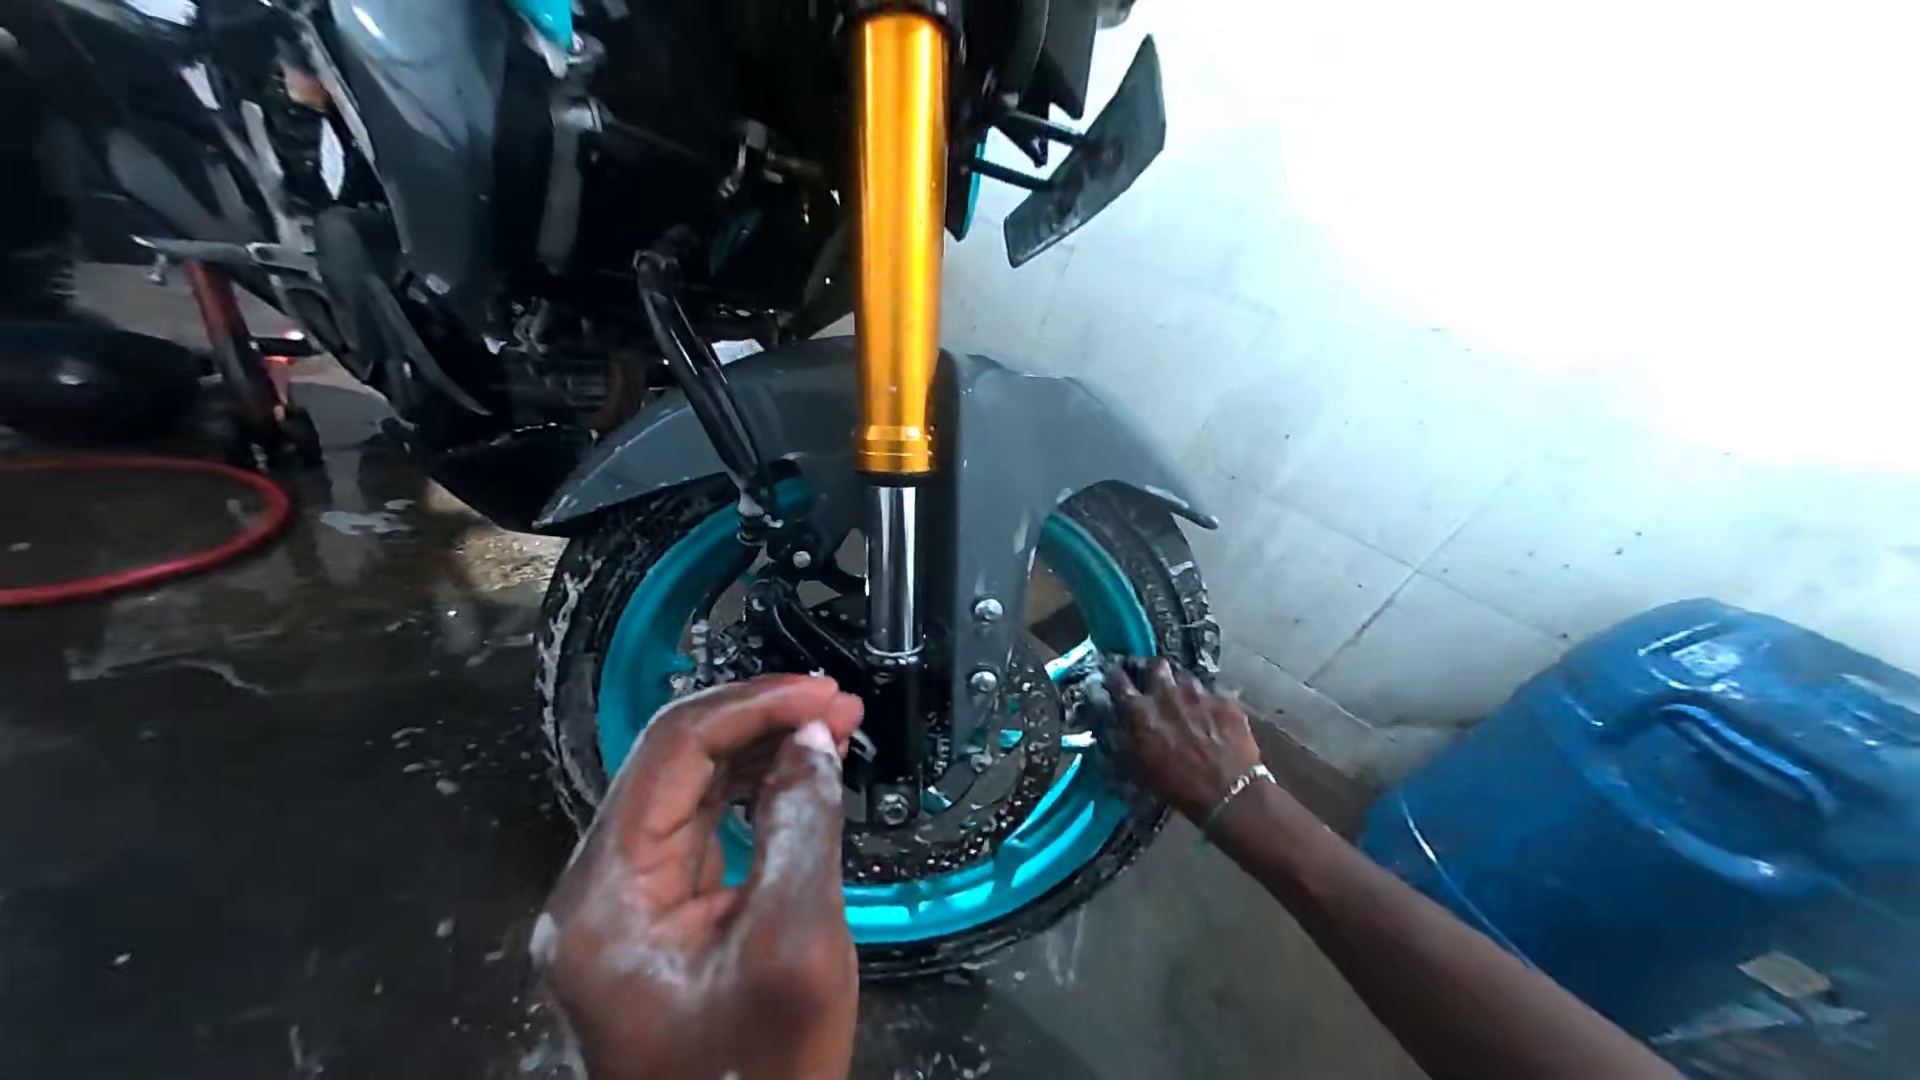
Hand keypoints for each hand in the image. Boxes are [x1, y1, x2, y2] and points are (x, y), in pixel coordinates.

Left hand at [534, 675, 865, 1079]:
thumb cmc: (762, 1076)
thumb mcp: (795, 946)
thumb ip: (801, 826)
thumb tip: (812, 737)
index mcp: (608, 893)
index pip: (675, 750)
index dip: (754, 706)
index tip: (823, 695)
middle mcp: (602, 882)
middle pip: (678, 757)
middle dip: (762, 718)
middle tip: (835, 705)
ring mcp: (628, 894)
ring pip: (694, 779)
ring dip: (764, 743)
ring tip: (829, 726)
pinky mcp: (661, 904)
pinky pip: (708, 815)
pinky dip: (757, 781)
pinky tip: (800, 766)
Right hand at [1104, 657, 1262, 821]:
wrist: (1230, 795)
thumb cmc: (1176, 787)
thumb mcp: (1136, 766)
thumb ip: (1119, 736)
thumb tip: (1109, 719)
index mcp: (1140, 710)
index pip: (1117, 679)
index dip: (1114, 677)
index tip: (1115, 680)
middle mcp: (1167, 693)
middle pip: (1154, 664)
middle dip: (1151, 670)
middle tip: (1154, 683)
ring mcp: (1199, 692)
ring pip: (1185, 677)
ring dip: (1181, 686)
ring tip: (1185, 701)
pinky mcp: (1225, 699)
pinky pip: (1212, 690)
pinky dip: (1207, 699)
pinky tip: (1211, 714)